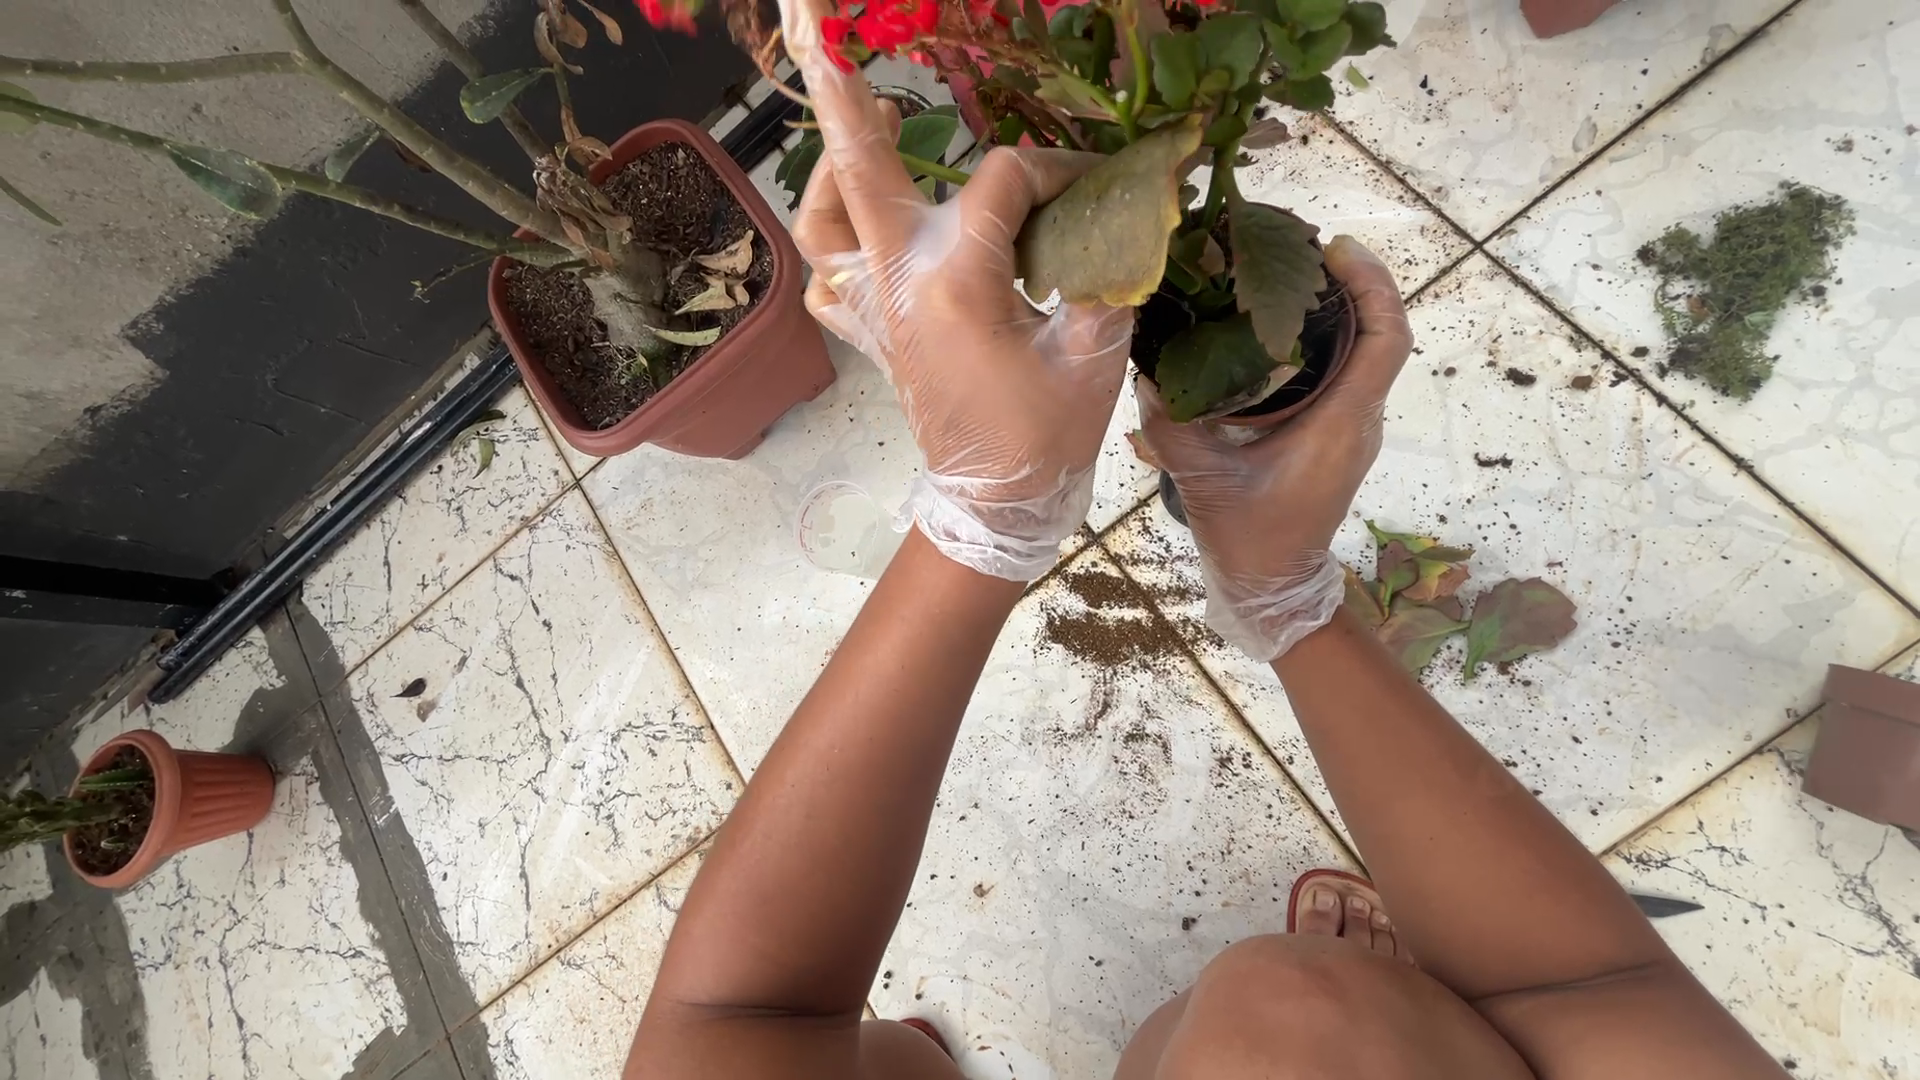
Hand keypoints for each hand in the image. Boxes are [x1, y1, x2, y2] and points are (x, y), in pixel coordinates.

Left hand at [782, 2, 1133, 580]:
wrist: (995, 504)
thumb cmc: (1045, 437)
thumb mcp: (1093, 352)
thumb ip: (1105, 270)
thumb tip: (1126, 211)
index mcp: (957, 284)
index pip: (1002, 182)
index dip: (1053, 168)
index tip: (1090, 183)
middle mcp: (898, 287)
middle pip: (856, 170)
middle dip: (839, 87)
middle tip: (819, 17)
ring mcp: (875, 314)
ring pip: (820, 226)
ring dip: (831, 169)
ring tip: (868, 127)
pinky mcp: (872, 340)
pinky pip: (828, 285)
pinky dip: (834, 248)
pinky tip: (864, 231)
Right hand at [1137, 237, 1411, 659]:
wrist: (1273, 582)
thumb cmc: (1247, 535)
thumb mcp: (1201, 478)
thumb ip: (1170, 427)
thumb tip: (1143, 374)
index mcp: (1337, 425)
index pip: (1384, 341)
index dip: (1373, 287)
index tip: (1338, 250)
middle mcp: (1357, 421)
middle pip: (1380, 336)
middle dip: (1355, 285)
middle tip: (1302, 252)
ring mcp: (1353, 431)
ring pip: (1367, 355)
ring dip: (1343, 312)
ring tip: (1291, 281)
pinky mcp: (1339, 438)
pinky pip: (1348, 376)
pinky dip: (1328, 343)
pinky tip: (1281, 334)